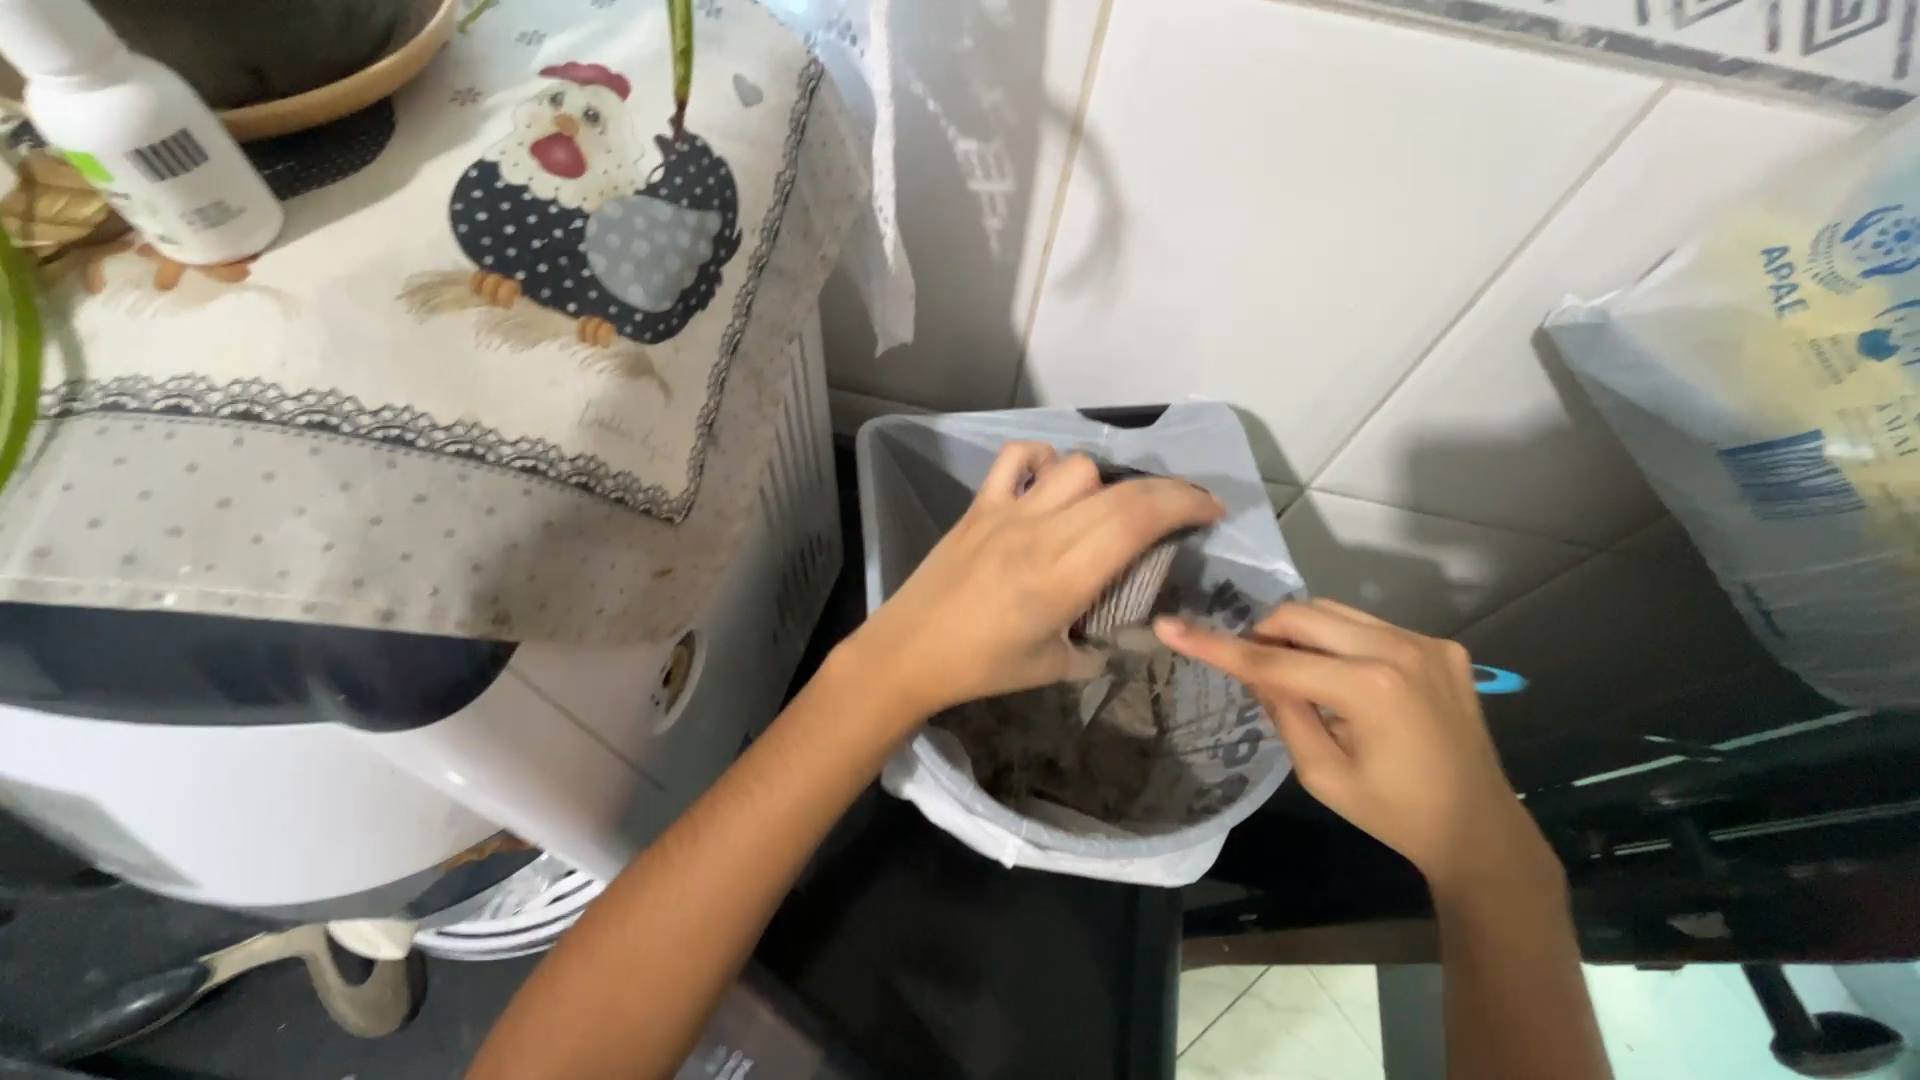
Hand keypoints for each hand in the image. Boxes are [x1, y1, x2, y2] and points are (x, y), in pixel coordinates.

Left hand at [844, 441, 1223, 723]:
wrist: (907, 653)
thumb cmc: (980, 669)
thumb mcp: (1053, 669)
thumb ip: (1099, 648)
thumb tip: (1128, 635)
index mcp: (1062, 578)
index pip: (1137, 520)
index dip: (1184, 505)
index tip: (1211, 511)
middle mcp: (1039, 534)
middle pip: (1119, 490)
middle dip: (1167, 490)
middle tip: (1187, 507)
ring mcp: (1006, 513)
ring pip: (1074, 466)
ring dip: (1105, 482)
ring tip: (1108, 508)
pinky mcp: (978, 506)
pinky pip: (1017, 459)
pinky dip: (1044, 462)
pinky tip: (1051, 486)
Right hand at [1156, 599, 1553, 893]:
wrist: (1479, 828)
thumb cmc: (1392, 812)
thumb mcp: (1320, 773)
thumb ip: (1283, 712)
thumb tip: (1257, 671)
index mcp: (1368, 689)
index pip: (1272, 661)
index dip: (1216, 646)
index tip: (1170, 626)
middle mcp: (1398, 650)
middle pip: (1302, 615)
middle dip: (1266, 635)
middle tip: (1258, 670)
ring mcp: (1426, 642)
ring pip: (1335, 612)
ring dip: (1304, 635)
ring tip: (1305, 677)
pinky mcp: (1442, 646)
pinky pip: (1370, 626)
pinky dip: (1343, 643)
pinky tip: (1351, 681)